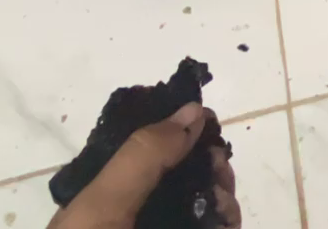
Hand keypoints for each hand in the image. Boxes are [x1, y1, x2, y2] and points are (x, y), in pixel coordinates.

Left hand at [47, 103, 241, 228]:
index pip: (148, 147)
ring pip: (202, 201)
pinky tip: (226, 217)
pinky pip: (213, 225)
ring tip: (222, 200)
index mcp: (107, 196)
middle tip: (216, 166)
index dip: (179, 128)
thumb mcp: (100, 207)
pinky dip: (225, 217)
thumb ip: (144, 156)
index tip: (204, 123)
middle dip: (207, 161)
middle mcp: (136, 212)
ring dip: (221, 192)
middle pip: (182, 172)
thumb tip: (192, 109)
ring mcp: (164, 225)